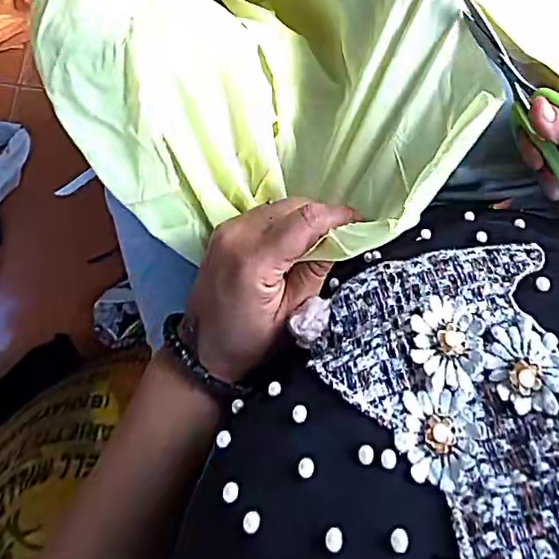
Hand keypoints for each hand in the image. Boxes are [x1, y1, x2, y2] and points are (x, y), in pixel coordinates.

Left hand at [182, 198, 359, 380]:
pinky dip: (285, 220)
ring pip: (281, 205)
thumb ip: (316, 269)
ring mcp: (228, 229)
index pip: (306, 219)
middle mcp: (238, 235)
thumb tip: (339, 240)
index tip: (359, 221)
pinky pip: (266, 213)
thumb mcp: (293, 312)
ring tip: (318, 239)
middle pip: (295, 205)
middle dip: (322, 216)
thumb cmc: (248, 342)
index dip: (337, 216)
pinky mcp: (225, 229)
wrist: (200, 353)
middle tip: (341, 236)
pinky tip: (293, 241)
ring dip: (304, 216)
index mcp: (255, 260)